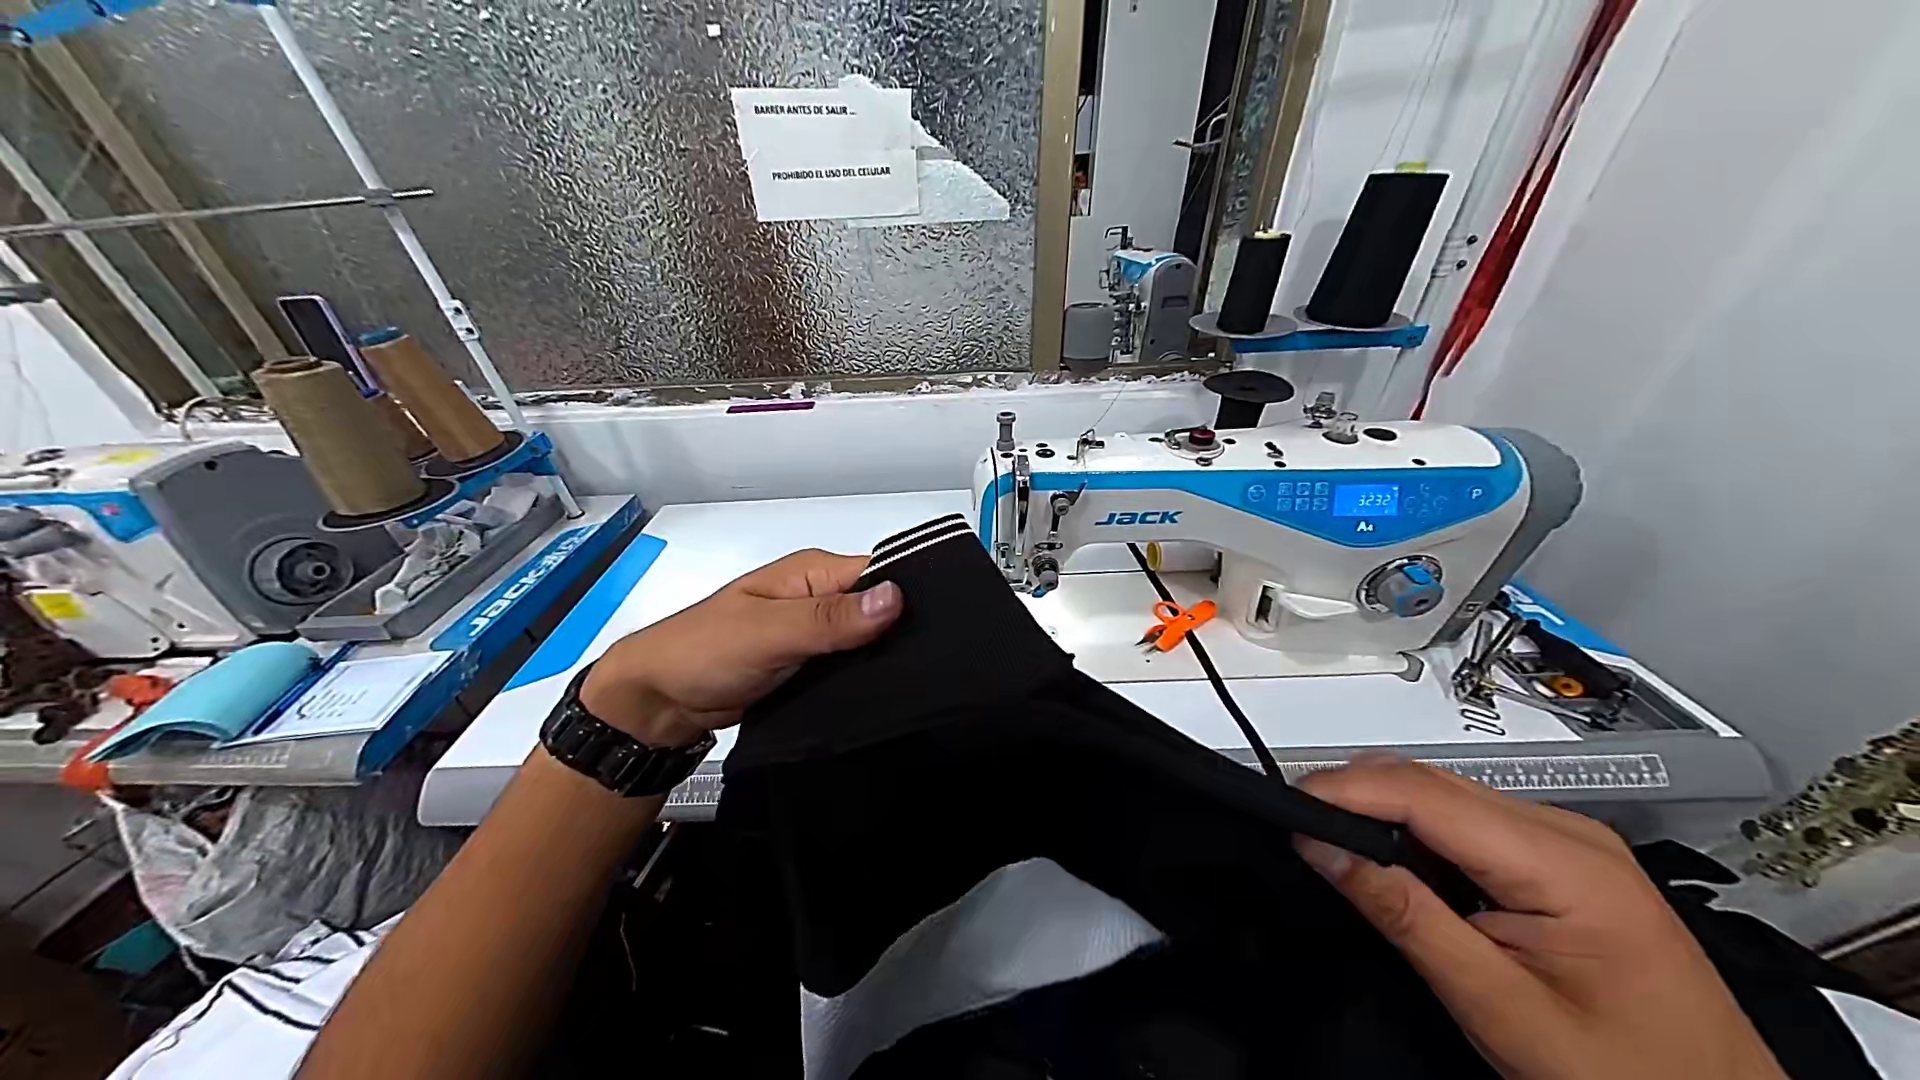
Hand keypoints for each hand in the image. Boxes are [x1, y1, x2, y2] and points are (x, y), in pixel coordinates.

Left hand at [578, 549, 902, 747]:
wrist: (660, 703)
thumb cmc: (702, 652)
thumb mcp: (768, 631)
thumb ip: (830, 618)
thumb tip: (895, 596)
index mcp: (813, 572)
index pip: (881, 572)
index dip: (910, 595)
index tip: (940, 627)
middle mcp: (819, 596)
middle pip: (880, 606)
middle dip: (903, 629)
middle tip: (933, 662)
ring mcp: (816, 632)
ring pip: (869, 639)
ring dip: (886, 656)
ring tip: (916, 679)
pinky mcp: (812, 663)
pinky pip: (852, 665)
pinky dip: (867, 676)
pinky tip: (887, 691)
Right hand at [1295, 759, 1786, 1079]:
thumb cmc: (1628, 1077)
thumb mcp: (1500, 1007)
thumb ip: (1405, 916)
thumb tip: (1322, 846)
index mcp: (1565, 863)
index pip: (1425, 793)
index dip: (1345, 790)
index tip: (1287, 808)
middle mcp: (1565, 831)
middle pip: (1429, 779)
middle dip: (1353, 793)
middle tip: (1300, 828)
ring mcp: (1563, 838)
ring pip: (1439, 789)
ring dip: (1378, 808)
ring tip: (1336, 845)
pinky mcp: (1553, 852)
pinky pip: (1460, 815)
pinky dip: (1410, 826)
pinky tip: (1392, 859)